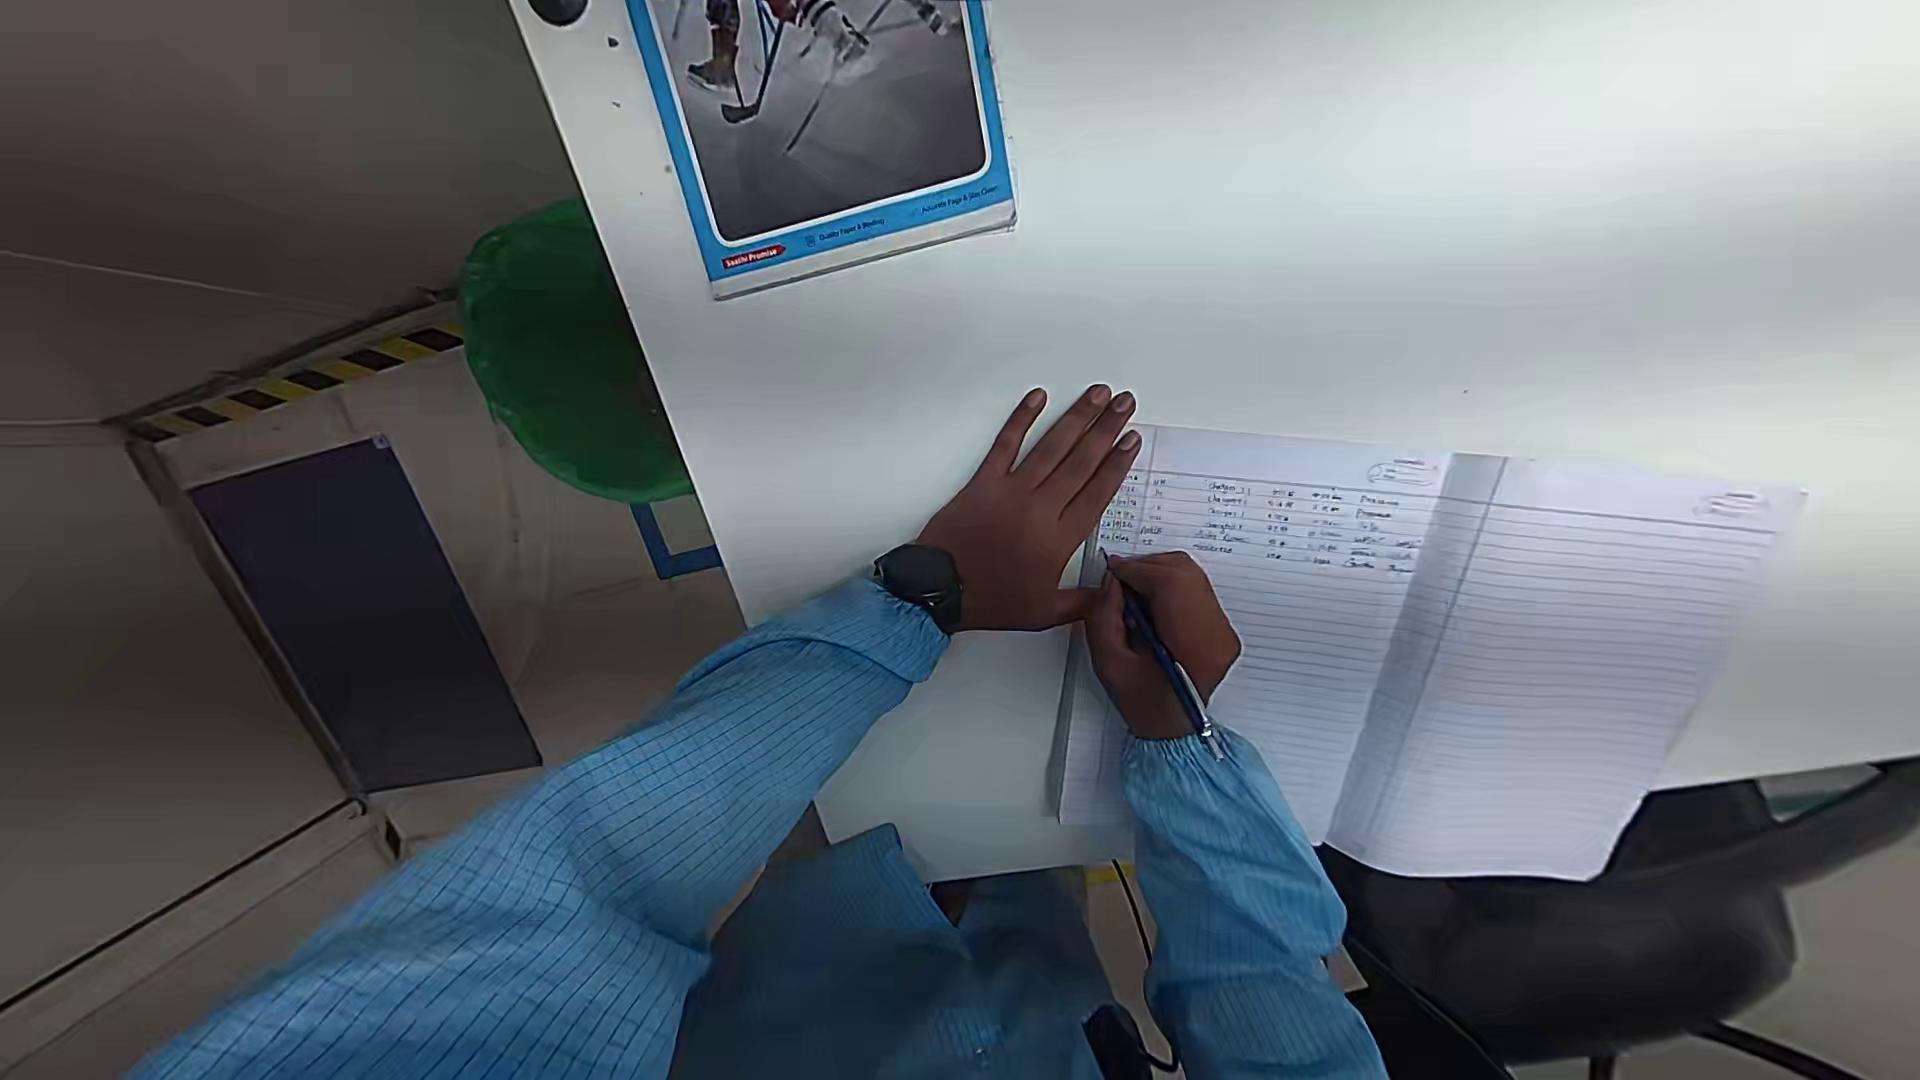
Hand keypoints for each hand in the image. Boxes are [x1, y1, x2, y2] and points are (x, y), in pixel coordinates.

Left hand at [918, 385, 1141, 630]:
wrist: (940, 590)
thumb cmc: (989, 600)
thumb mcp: (1043, 612)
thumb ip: (1081, 603)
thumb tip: (1109, 595)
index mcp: (1059, 537)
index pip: (1097, 492)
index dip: (1118, 464)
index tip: (1132, 441)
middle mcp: (1040, 507)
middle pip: (1081, 461)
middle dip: (1107, 429)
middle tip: (1126, 404)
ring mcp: (1011, 490)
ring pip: (1051, 447)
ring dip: (1076, 417)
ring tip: (1097, 394)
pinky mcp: (984, 482)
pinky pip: (1005, 444)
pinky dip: (1021, 419)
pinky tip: (1037, 398)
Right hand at [1087, 552, 1240, 739]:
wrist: (1173, 728)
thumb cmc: (1143, 704)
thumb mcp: (1108, 663)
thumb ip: (1104, 616)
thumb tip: (1112, 581)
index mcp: (1194, 647)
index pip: (1170, 584)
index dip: (1136, 570)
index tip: (1113, 573)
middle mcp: (1217, 635)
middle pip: (1182, 571)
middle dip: (1145, 567)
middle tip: (1120, 582)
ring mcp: (1223, 630)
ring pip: (1190, 573)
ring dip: (1156, 574)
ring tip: (1133, 594)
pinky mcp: (1220, 626)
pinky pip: (1195, 586)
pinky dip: (1168, 584)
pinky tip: (1149, 603)